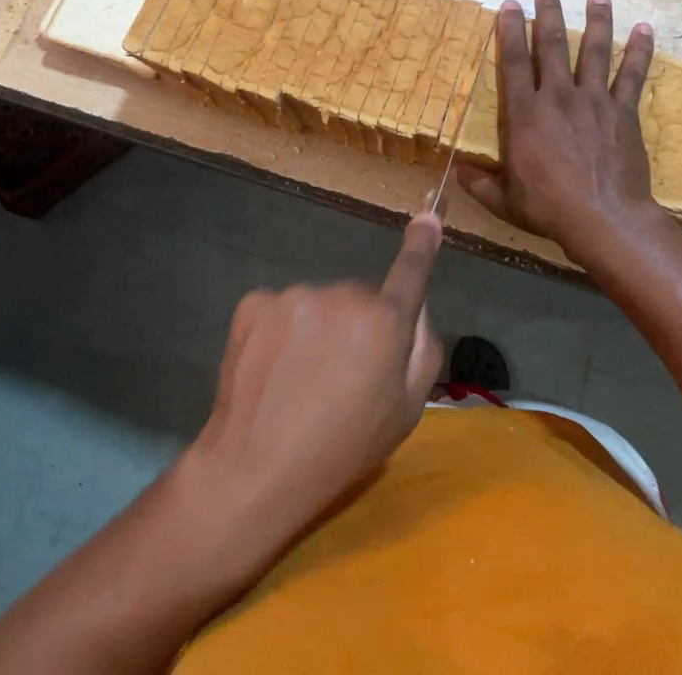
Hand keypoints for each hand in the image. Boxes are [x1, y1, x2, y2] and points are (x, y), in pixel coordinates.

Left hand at [187, 214, 444, 527]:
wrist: (257, 465)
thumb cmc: (344, 446)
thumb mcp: (408, 411)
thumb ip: (423, 351)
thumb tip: (416, 310)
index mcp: (385, 321)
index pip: (410, 273)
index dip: (421, 246)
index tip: (428, 217)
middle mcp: (340, 295)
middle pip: (358, 300)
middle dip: (356, 326)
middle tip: (341, 378)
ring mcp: (293, 296)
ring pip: (317, 305)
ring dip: (315, 329)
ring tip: (301, 381)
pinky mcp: (253, 303)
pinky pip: (280, 310)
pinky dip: (280, 332)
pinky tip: (272, 369)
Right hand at [457, 0, 664, 262]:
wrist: (603, 217)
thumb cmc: (549, 209)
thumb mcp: (504, 201)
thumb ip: (480, 183)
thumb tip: (457, 172)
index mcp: (525, 115)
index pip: (514, 64)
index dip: (510, 32)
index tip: (509, 5)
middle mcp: (558, 98)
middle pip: (552, 46)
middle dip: (547, 14)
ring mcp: (594, 101)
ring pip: (595, 51)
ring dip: (596, 21)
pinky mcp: (623, 112)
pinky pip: (632, 75)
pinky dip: (639, 51)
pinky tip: (645, 29)